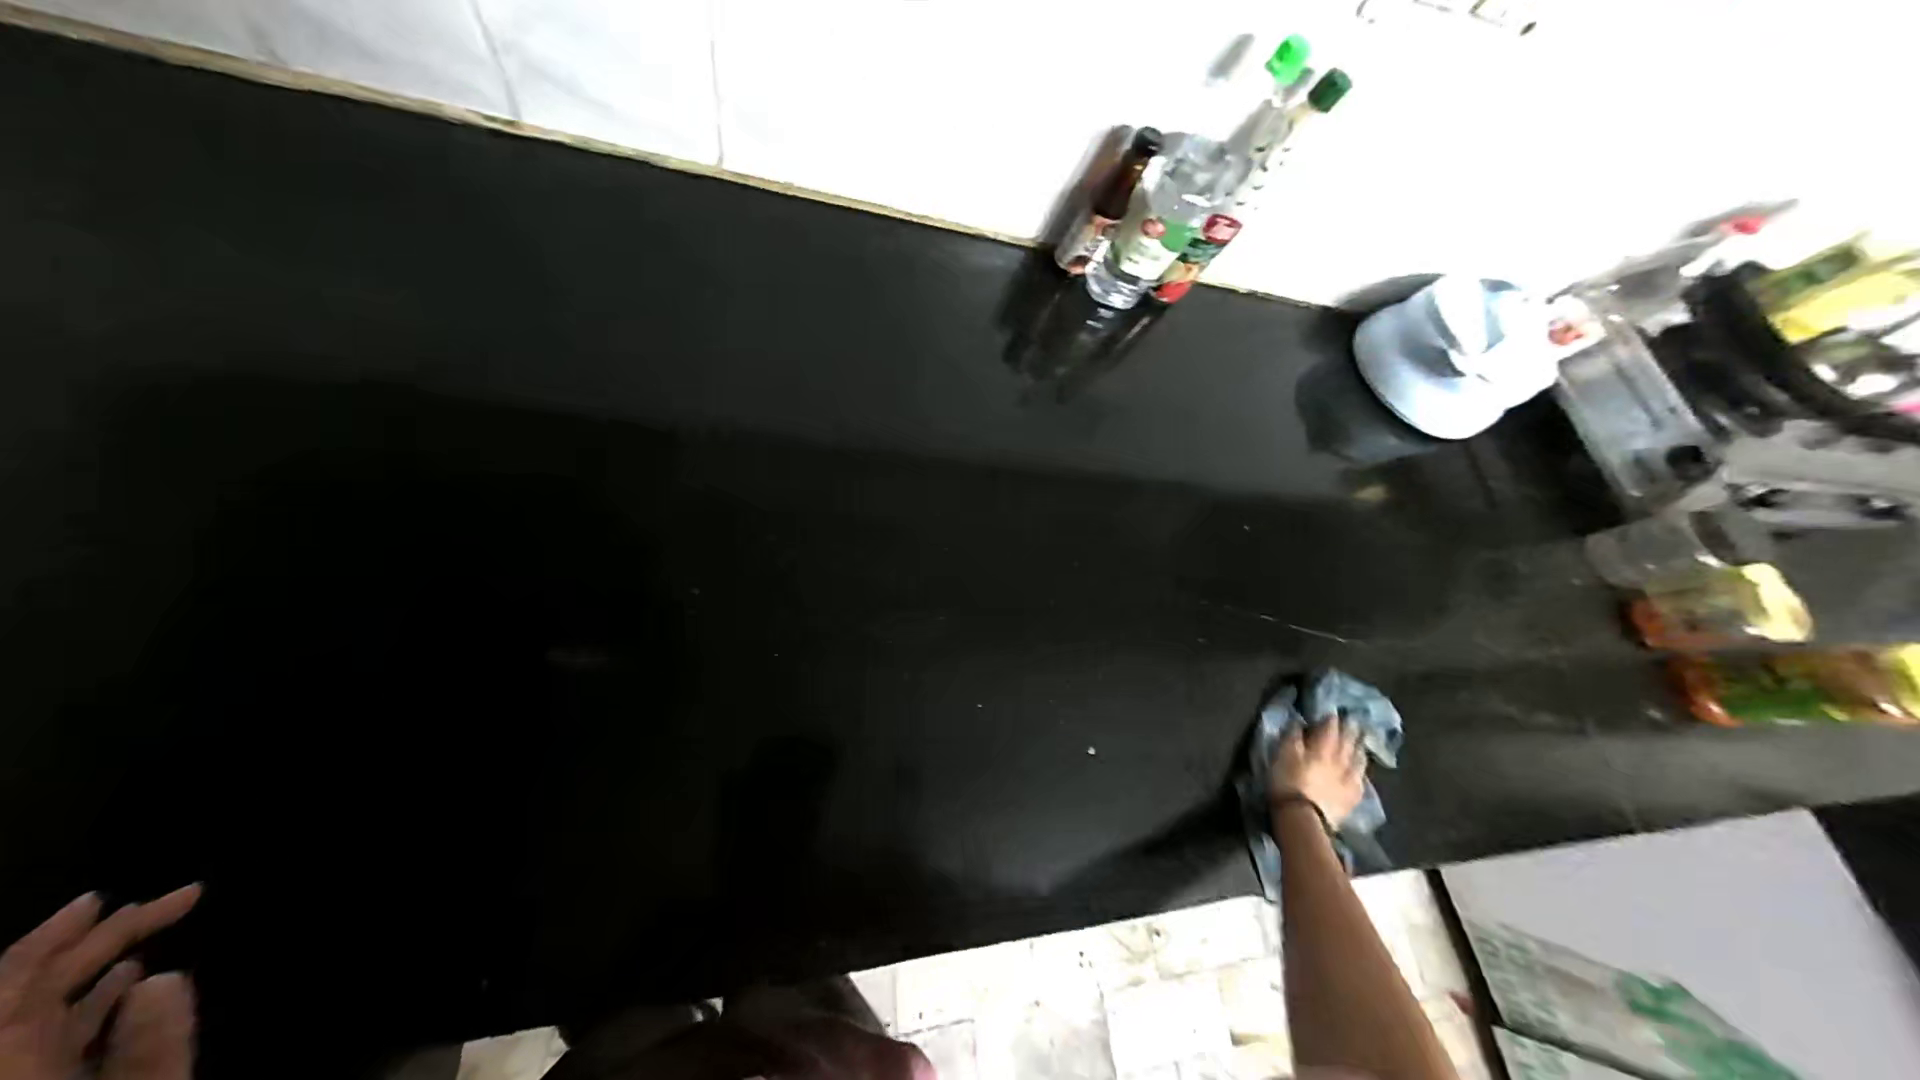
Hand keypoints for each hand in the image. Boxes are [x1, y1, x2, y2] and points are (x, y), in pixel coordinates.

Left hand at [0, 885, 201, 1079]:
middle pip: (18, 995)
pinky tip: (125, 990)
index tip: (140, 895)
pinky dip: (79, 1009)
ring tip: (143, 935)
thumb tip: (160, 977)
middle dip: (92, 942)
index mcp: (9, 1069)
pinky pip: (31, 1046)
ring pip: (24, 1019)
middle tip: (170, 899)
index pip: (21, 985)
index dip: (68, 934)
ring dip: (84, 971)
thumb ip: (154, 1050)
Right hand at [1270, 716, 1367, 828]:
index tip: (1334, 710)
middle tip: (1354, 720)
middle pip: (1348, 741)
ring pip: (1358, 759)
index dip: (1331, 718)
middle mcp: (1340, 760)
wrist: (1304, 817)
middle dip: (1350, 729)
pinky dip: (1361, 771)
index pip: (1330, 728)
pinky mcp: (1352, 796)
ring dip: (1359, 747)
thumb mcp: (1283, 754)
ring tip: (1361, 741)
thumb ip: (1292, 736)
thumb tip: (1300, 721)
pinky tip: (1362, 771)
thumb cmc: (1288, 782)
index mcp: (1322, 747)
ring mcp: (1349, 779)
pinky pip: (1361, 779)